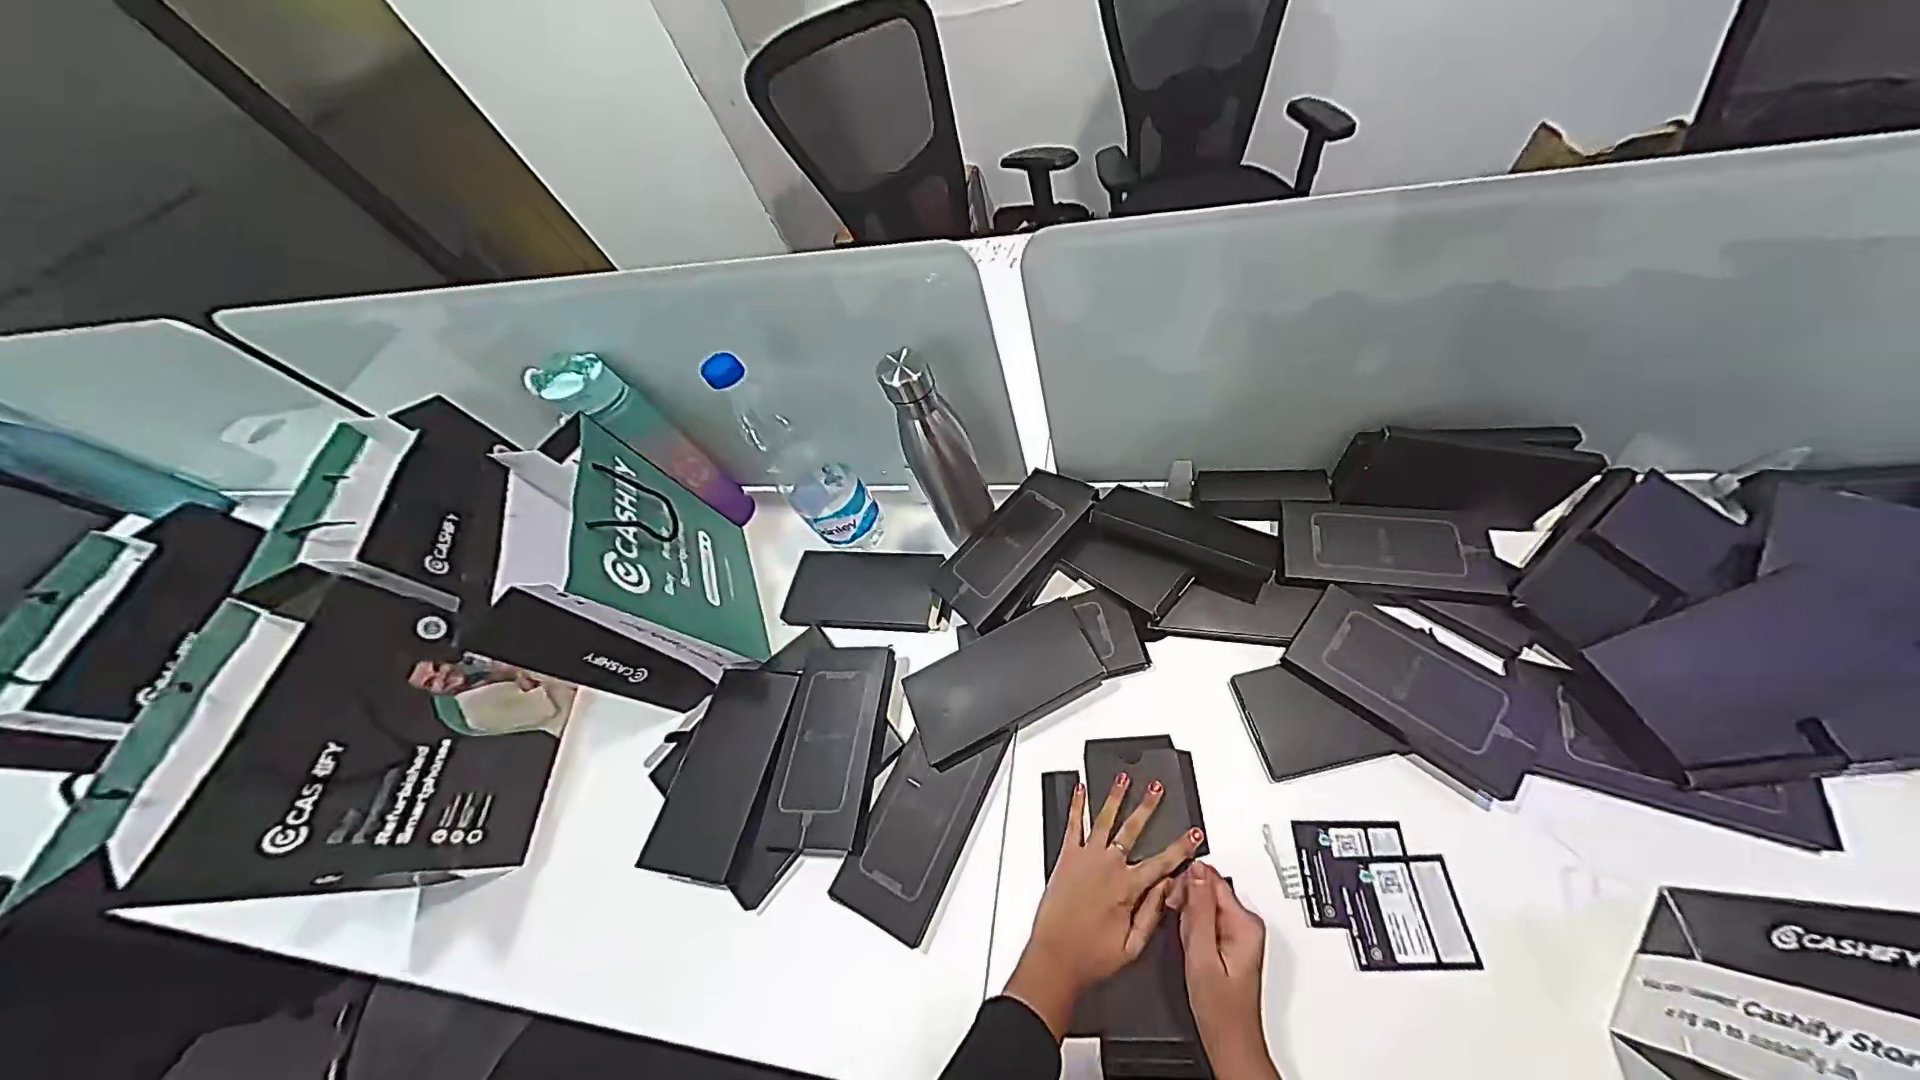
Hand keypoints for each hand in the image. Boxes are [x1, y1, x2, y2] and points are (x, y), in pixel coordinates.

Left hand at [1005, 772, 1204, 1038]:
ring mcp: (1085, 858)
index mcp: (1127, 888)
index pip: (1162, 862)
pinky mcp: (1066, 858)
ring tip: (1123, 779)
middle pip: (1133, 829)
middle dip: (1148, 806)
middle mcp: (1107, 867)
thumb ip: (1152, 913)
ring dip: (1115, 797)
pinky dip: (1076, 806)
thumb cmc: (1090, 955)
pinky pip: (1072, 825)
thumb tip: (1165, 888)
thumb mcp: (1133, 946)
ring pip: (1103, 819)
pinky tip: (1080, 790)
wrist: (1054, 957)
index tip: (1193, 834)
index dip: (1181, 847)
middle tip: (1157, 789)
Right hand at [1170, 862, 1278, 1079]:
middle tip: (1182, 927)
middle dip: (1187, 901)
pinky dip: (1192, 926)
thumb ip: (1198, 909)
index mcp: (1245, 923)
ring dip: (1188, 915)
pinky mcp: (1230, 937)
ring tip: (1188, 940)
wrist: (1229, 1040)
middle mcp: (1246, 923)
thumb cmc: (1220, 1008)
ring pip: (1203, 901)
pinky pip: (1204, 916)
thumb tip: (1196, 871)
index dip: (1186, 884)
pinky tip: (1191, 943)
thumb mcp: (1202, 954)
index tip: (1175, 898)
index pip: (1210, 878)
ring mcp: (1238, 930)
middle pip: (1207, 887)